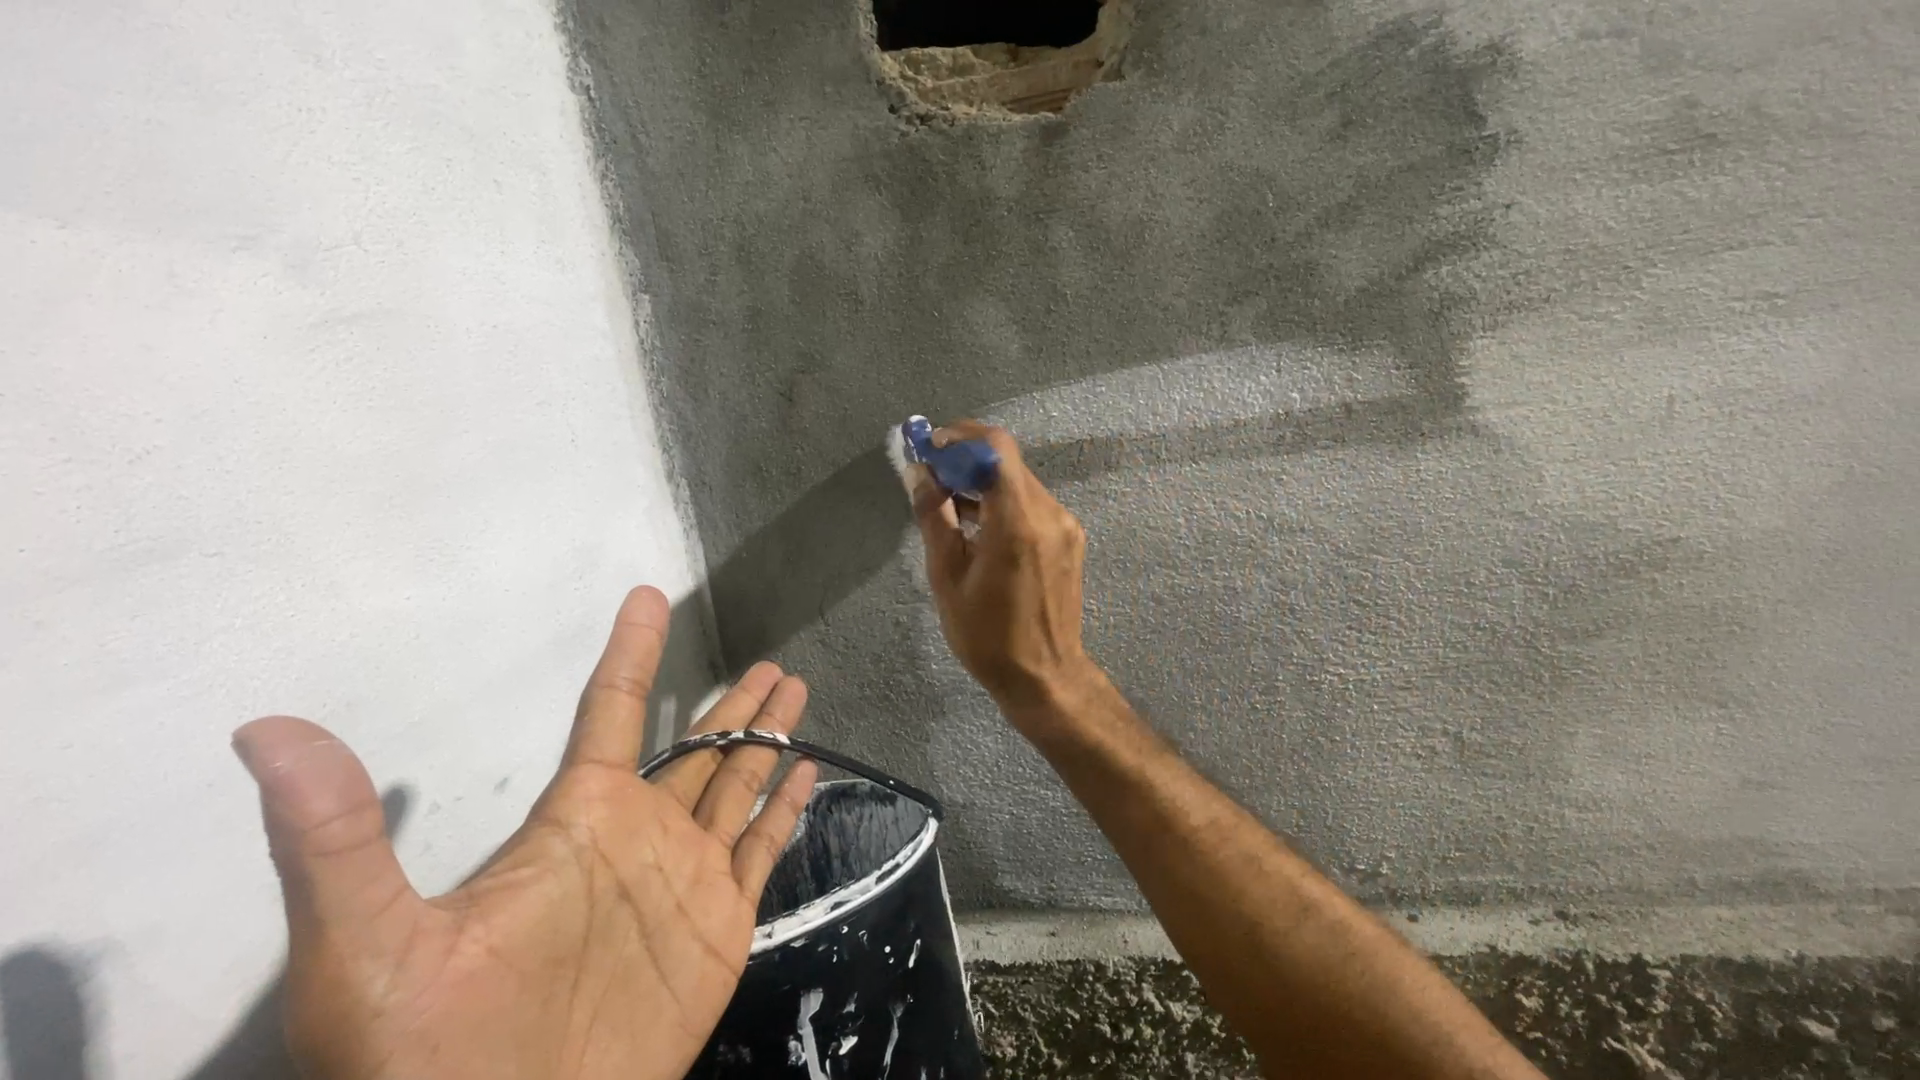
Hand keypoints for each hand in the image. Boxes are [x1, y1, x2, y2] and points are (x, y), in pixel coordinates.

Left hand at [232, 587, 817, 1079]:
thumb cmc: (429, 1049)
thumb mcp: (364, 942)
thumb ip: (330, 836)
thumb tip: (263, 729)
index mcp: (576, 819)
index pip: (611, 709)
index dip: (632, 652)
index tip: (647, 596)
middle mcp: (638, 835)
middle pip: (697, 748)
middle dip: (732, 705)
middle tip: (769, 665)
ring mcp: (685, 881)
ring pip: (737, 788)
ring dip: (766, 742)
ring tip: (793, 695)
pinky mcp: (720, 929)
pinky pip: (763, 852)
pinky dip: (786, 812)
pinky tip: (806, 777)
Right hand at [905, 420, 1096, 712]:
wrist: (1043, 676)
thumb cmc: (986, 635)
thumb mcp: (947, 576)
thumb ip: (933, 516)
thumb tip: (918, 472)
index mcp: (1018, 521)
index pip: (996, 448)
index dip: (959, 437)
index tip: (929, 449)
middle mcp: (1050, 513)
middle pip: (1007, 462)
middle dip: (966, 461)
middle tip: (931, 479)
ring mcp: (1065, 526)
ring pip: (1019, 483)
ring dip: (983, 483)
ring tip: (948, 506)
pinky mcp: (1069, 539)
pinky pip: (1031, 505)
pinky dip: (1002, 503)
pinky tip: (978, 527)